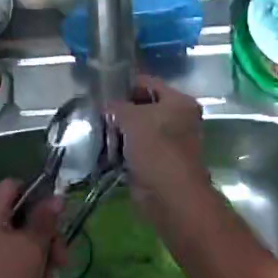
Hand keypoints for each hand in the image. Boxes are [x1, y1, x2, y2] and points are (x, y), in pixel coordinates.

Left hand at [0, 179, 62, 277]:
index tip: (60, 219)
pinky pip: (12, 266)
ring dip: (41, 260)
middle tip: (63, 259)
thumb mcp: (31, 248)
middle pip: (21, 217)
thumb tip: (55, 198)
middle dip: (47, 237)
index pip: (15, 186)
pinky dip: (28, 276)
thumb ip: (45, 220)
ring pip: (20, 245)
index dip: (40, 196)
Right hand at [110, 75, 210, 218]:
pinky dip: (122, 151)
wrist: (168, 194)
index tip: (101, 91)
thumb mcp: (132, 118)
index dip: (124, 85)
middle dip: (120, 111)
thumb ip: (117, 106)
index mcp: (180, 102)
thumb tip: (107, 106)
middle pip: (144, 107)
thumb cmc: (155, 148)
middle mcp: (179, 119)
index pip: (148, 84)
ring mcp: (170, 143)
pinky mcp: (159, 162)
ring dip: (119, 133)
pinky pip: (136, 150)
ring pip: (138, 130)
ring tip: (97, 132)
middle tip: (97, 113)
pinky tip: (104, 151)